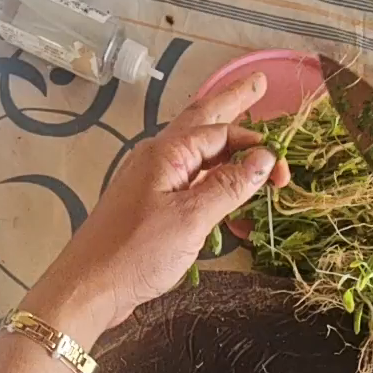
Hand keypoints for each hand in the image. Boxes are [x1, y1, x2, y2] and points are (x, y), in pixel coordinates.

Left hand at [24, 71, 289, 340]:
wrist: (88, 289)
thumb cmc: (135, 253)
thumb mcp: (190, 220)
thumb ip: (228, 187)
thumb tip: (264, 158)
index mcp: (167, 153)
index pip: (222, 132)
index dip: (256, 145)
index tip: (283, 171)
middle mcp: (157, 160)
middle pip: (202, 124)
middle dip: (232, 104)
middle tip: (258, 83)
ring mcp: (149, 184)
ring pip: (194, 155)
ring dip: (222, 147)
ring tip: (245, 133)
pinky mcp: (146, 209)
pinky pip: (184, 185)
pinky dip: (208, 184)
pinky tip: (220, 192)